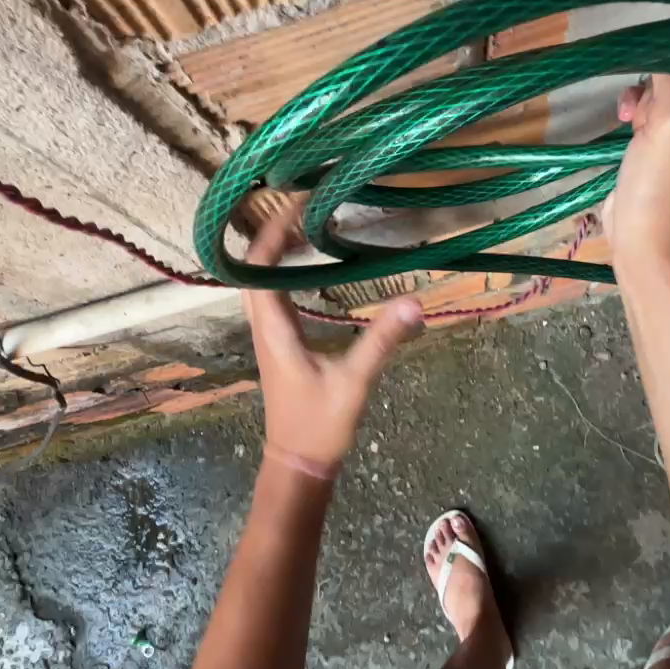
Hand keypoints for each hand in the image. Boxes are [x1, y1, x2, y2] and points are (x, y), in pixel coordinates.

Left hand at [243, 210, 422, 479]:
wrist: (298, 464)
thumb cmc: (318, 425)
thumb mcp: (354, 382)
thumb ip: (381, 341)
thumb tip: (414, 302)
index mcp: (273, 329)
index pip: (260, 267)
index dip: (272, 232)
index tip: (295, 204)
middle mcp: (263, 326)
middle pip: (255, 268)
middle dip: (272, 233)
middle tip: (303, 207)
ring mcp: (269, 336)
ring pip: (261, 282)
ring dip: (276, 251)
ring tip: (307, 226)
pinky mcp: (279, 345)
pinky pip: (273, 296)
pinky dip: (285, 272)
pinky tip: (310, 268)